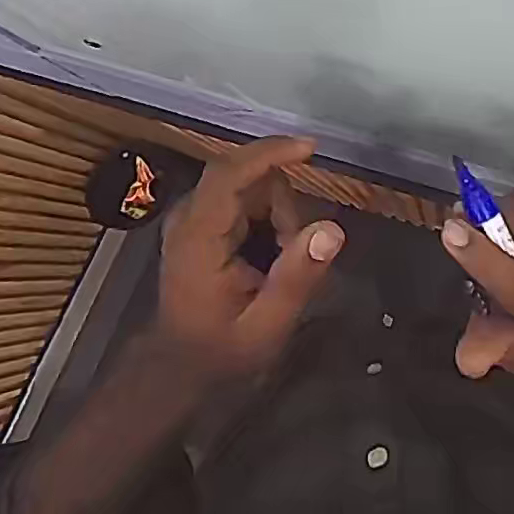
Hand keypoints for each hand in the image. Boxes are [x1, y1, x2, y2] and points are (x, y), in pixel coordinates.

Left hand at [156, 136, 344, 377]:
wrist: (180, 365)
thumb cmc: (221, 350)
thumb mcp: (266, 326)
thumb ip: (297, 277)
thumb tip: (333, 229)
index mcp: (198, 236)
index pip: (228, 174)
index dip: (269, 153)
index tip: (309, 148)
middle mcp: (189, 214)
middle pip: (248, 177)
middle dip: (283, 205)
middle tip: (292, 252)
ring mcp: (192, 213)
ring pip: (250, 184)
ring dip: (278, 213)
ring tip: (280, 260)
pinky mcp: (200, 217)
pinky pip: (244, 195)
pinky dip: (268, 215)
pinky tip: (269, 252)